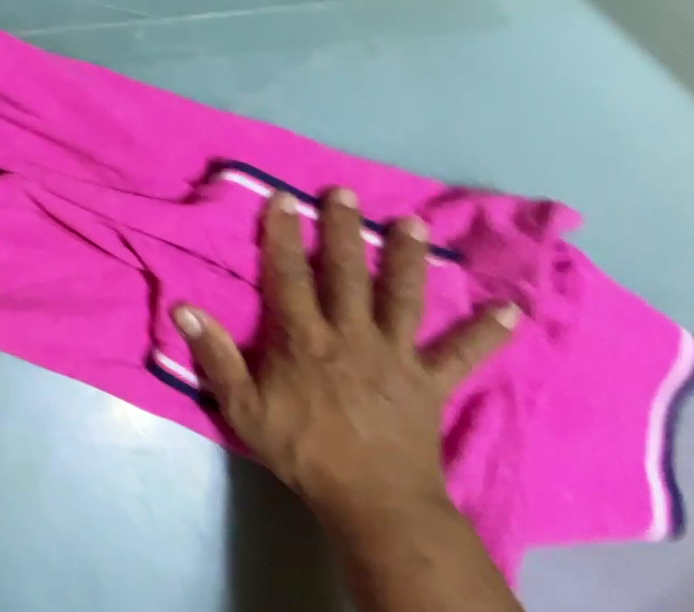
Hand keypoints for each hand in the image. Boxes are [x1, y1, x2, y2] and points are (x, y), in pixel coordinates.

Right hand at [172, 189, 519, 530]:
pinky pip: (461, 353)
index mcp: (304, 338)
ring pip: (402, 297)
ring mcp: (396, 356)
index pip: (289, 275)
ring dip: (408, 258)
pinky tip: (510, 310)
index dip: (283, 235)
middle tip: (344, 193)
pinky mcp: (430, 382)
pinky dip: (486, 333)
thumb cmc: (302, 450)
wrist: (372, 499)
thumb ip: (215, 356)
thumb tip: (183, 309)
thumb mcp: (243, 406)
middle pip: (347, 273)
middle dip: (344, 230)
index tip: (283, 199)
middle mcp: (351, 335)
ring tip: (414, 222)